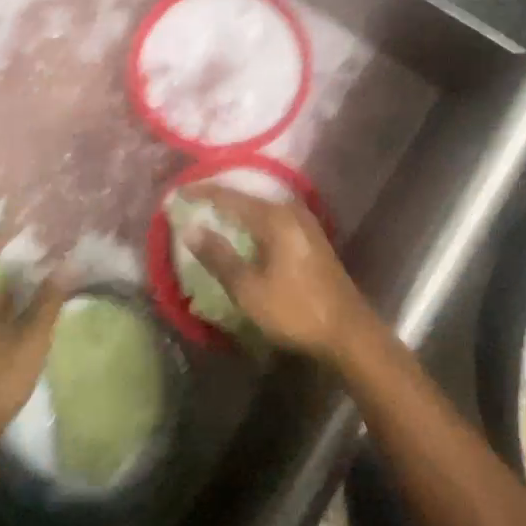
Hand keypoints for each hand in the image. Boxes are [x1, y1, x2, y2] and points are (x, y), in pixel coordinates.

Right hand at [184, 186, 378, 363]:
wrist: (348, 331)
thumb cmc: (295, 310)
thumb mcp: (249, 289)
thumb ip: (219, 257)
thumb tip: (191, 230)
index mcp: (274, 218)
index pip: (229, 197)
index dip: (202, 193)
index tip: (177, 194)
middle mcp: (290, 211)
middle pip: (246, 197)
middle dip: (218, 198)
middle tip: (191, 201)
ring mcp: (304, 223)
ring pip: (261, 207)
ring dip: (236, 210)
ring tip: (211, 214)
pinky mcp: (311, 238)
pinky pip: (272, 218)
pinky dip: (252, 220)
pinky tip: (243, 232)